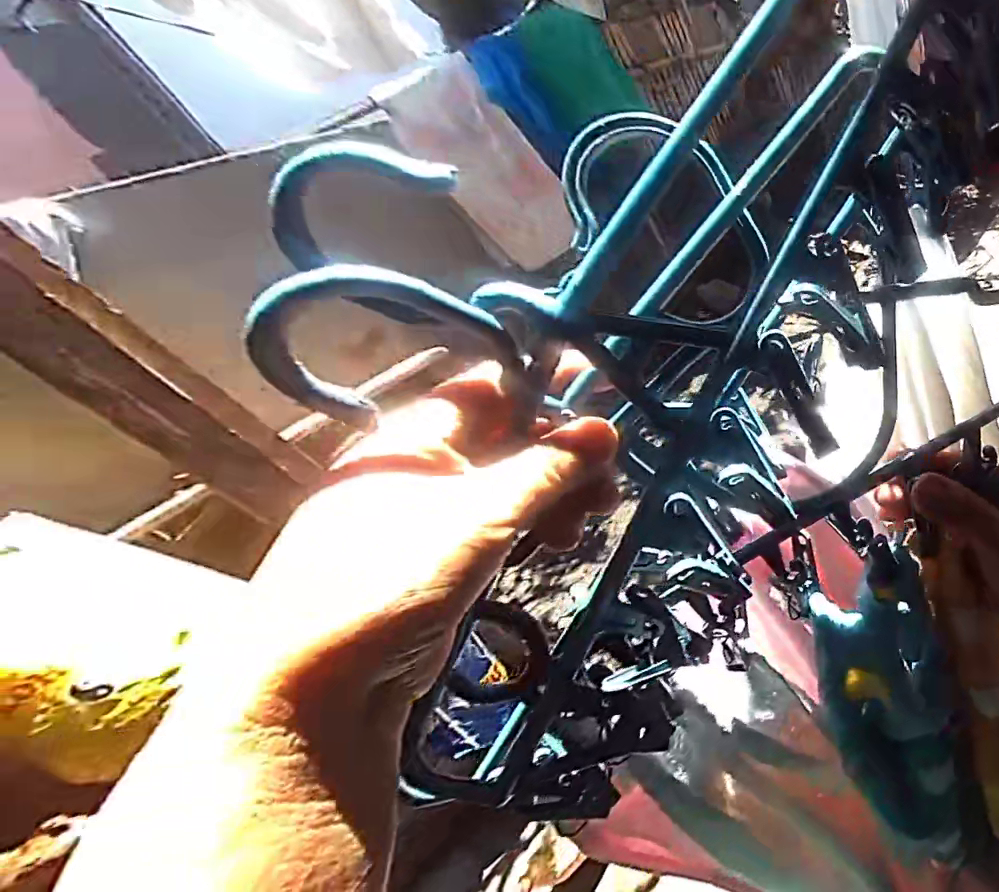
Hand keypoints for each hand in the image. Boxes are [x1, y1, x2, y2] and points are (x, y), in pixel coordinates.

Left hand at [225, 355, 619, 725]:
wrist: (310, 697)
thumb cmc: (390, 584)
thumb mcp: (484, 516)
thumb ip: (550, 467)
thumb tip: (606, 428)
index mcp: (414, 440)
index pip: (492, 387)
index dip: (548, 382)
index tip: (601, 388)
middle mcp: (423, 467)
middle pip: (514, 436)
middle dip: (566, 454)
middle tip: (607, 477)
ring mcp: (433, 512)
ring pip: (517, 480)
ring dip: (562, 491)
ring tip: (589, 518)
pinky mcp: (446, 552)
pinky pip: (508, 518)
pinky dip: (541, 521)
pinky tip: (562, 540)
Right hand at [885, 463, 998, 668]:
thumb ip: (961, 509)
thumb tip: (917, 481)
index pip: (963, 469)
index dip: (930, 464)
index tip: (897, 466)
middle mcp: (993, 514)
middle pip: (947, 494)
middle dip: (916, 492)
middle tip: (883, 497)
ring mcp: (982, 545)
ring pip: (941, 523)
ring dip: (915, 517)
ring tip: (886, 516)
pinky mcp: (973, 573)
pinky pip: (942, 552)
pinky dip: (923, 545)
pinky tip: (902, 543)